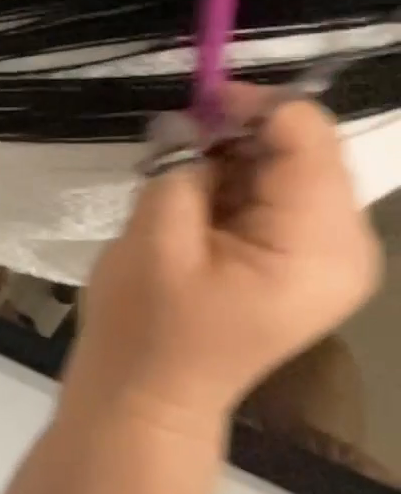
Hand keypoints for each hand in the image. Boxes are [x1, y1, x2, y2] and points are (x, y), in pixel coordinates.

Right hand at [72, 87, 380, 427]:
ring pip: (289, 180)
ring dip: (230, 168)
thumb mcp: (152, 241)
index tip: (189, 99)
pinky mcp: (303, 269)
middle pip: (306, 158)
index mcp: (318, 242)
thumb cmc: (146, 323)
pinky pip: (279, 207)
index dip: (253, 106)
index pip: (309, 142)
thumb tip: (187, 121)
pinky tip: (190, 211)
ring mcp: (330, 261)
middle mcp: (347, 247)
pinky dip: (233, 194)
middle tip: (167, 147)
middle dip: (237, 140)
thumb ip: (179, 173)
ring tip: (170, 187)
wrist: (146, 394)